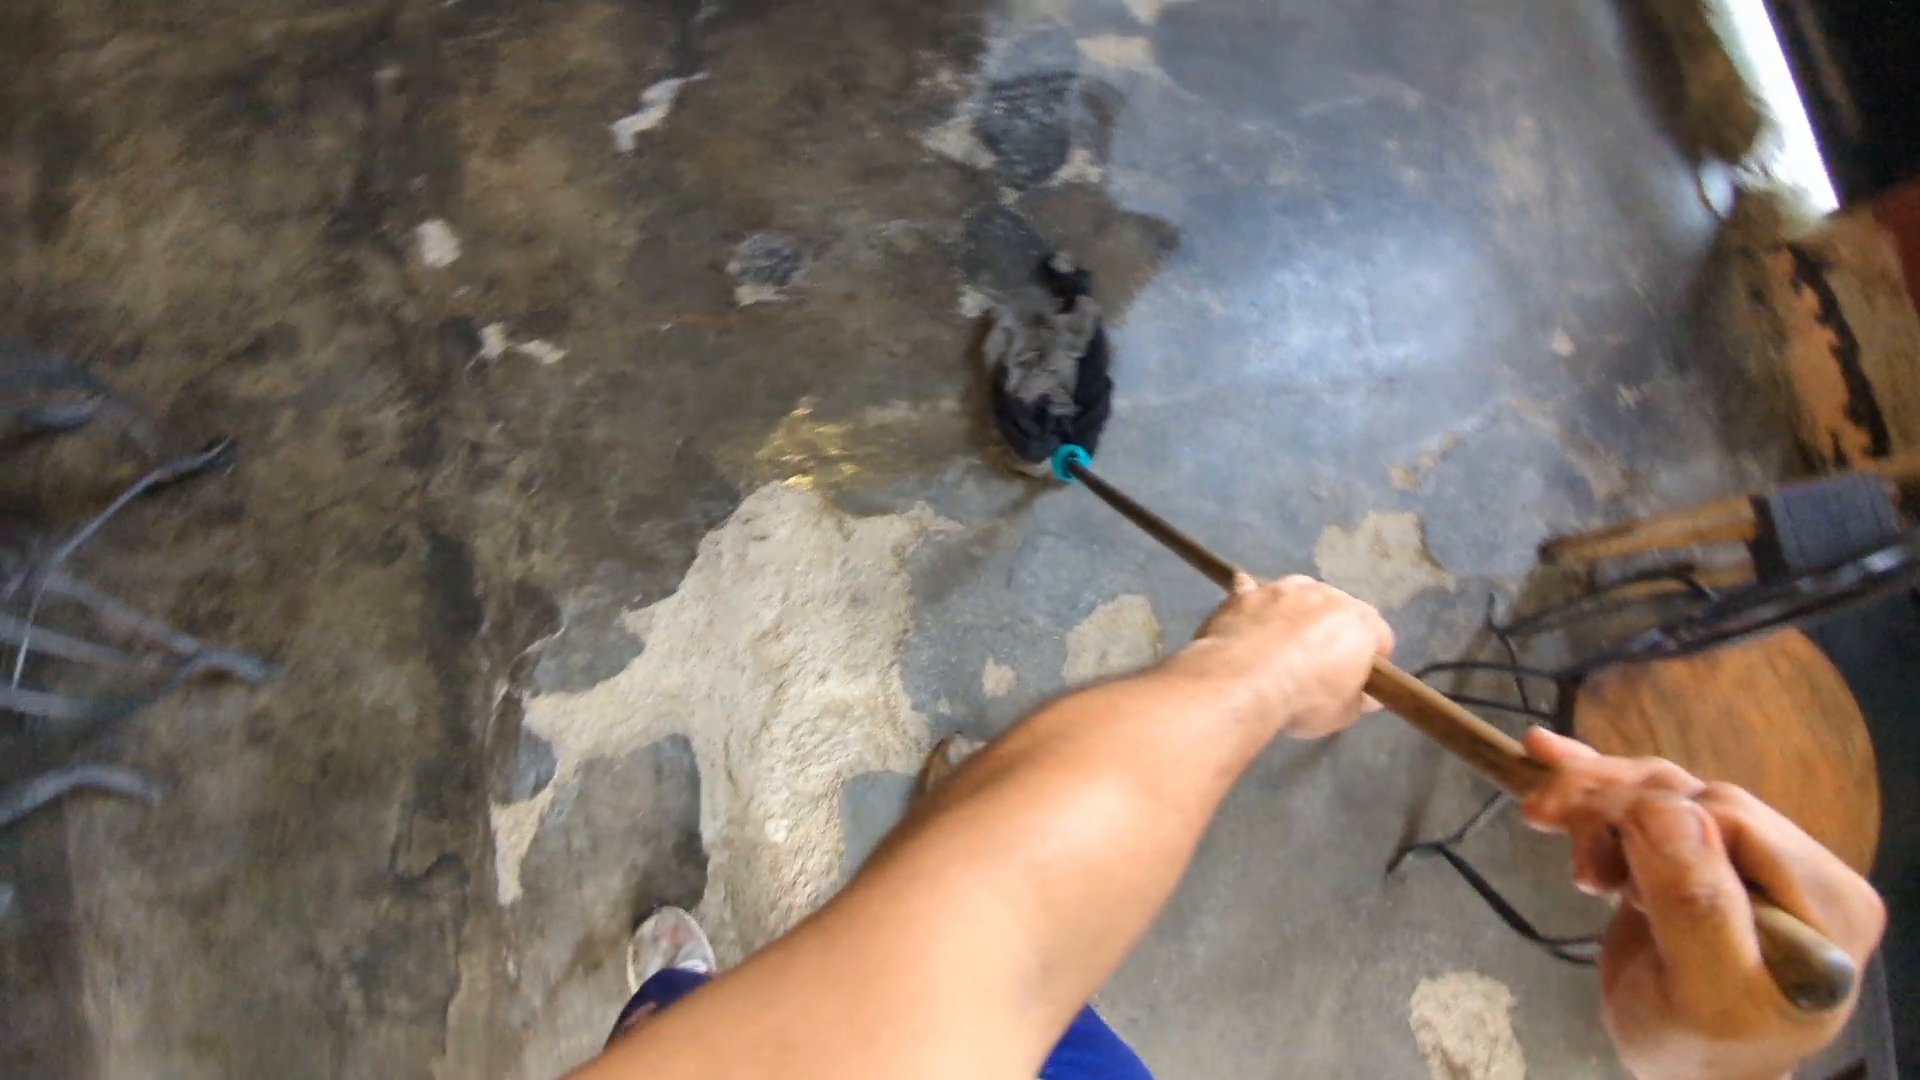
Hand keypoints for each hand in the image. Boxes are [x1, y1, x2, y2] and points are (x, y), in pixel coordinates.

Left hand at [1180, 573, 1392, 737]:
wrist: (1239, 682)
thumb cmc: (1302, 698)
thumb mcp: (1344, 712)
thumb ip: (1358, 698)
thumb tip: (1366, 696)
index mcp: (1358, 621)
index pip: (1379, 634)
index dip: (1373, 657)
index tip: (1361, 677)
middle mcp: (1322, 595)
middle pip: (1338, 608)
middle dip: (1334, 630)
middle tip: (1320, 661)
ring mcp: (1280, 589)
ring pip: (1298, 592)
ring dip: (1297, 610)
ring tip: (1284, 639)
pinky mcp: (1244, 594)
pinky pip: (1251, 588)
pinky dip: (1253, 597)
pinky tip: (1248, 603)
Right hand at [1521, 729, 1885, 1079]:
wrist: (1684, 1066)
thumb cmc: (1697, 1041)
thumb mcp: (1701, 987)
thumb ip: (1696, 903)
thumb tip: (1666, 810)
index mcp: (1822, 899)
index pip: (1720, 813)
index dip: (1637, 815)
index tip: (1574, 854)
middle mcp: (1793, 868)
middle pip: (1683, 791)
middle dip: (1604, 804)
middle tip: (1539, 822)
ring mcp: (1744, 858)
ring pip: (1656, 785)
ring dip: (1589, 795)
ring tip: (1540, 817)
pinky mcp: (1695, 853)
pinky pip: (1644, 793)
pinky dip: (1591, 772)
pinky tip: (1544, 750)